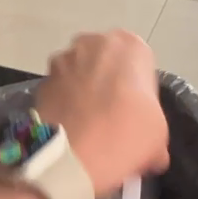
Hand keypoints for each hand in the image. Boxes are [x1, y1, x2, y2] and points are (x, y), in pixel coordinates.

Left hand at [35, 31, 168, 195]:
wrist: (74, 155)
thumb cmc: (126, 134)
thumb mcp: (158, 136)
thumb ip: (154, 132)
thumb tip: (153, 154)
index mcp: (130, 45)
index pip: (139, 64)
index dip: (137, 92)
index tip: (135, 114)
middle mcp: (93, 42)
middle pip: (104, 63)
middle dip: (106, 85)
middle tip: (111, 119)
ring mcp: (61, 60)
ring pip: (77, 75)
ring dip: (81, 93)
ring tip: (86, 127)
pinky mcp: (39, 82)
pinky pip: (57, 92)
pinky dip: (62, 106)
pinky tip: (68, 130)